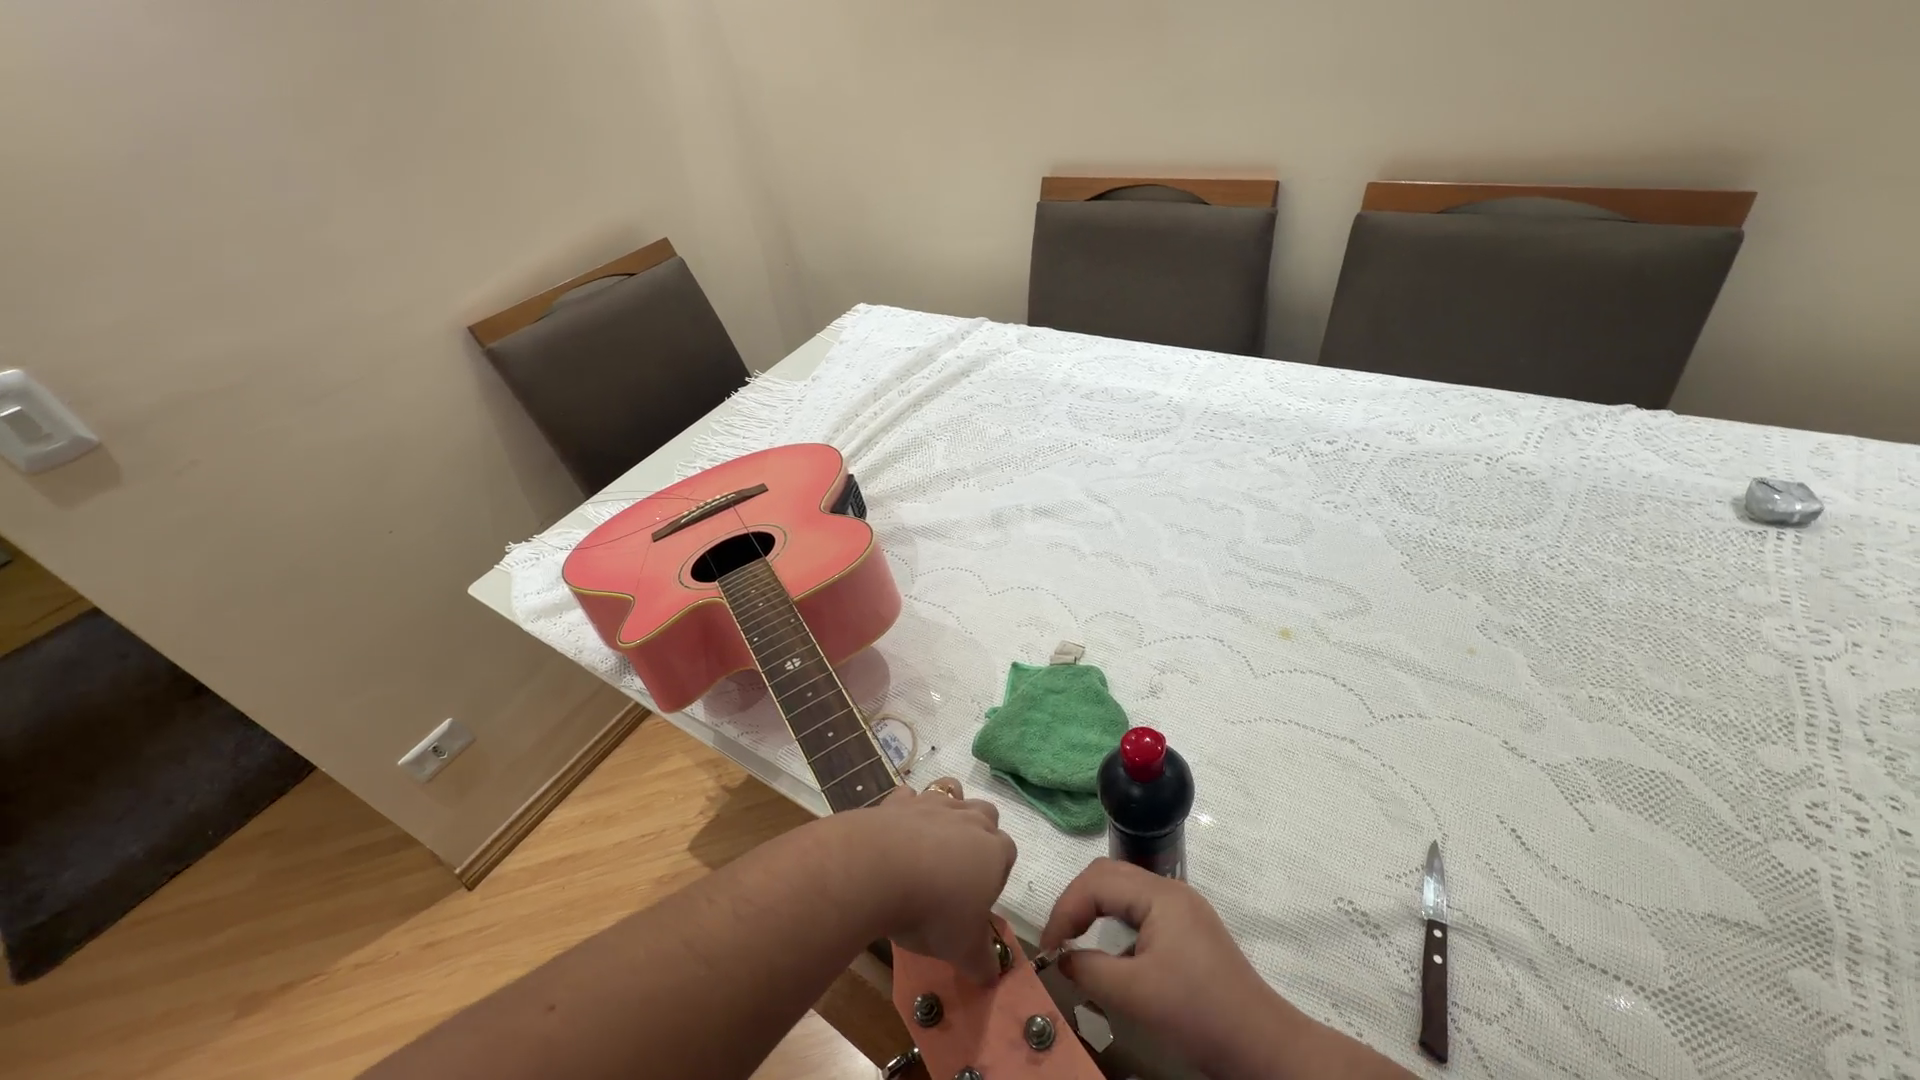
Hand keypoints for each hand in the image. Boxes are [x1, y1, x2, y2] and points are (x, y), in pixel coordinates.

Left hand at [837, 777, 1016, 983]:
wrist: (877, 870)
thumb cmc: (932, 911)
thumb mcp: (962, 949)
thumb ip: (981, 962)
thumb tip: (992, 978)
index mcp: (994, 852)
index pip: (1008, 853)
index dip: (996, 875)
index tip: (976, 901)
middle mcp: (969, 820)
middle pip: (987, 815)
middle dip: (979, 835)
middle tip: (957, 870)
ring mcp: (933, 805)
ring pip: (952, 791)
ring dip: (949, 808)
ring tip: (932, 840)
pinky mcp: (898, 801)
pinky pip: (909, 795)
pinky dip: (906, 808)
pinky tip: (897, 829)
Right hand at [1040, 858, 1305, 1079]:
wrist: (1260, 1044)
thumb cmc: (1195, 1012)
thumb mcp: (1132, 994)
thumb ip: (1087, 970)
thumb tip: (1061, 959)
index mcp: (1160, 895)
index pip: (1096, 881)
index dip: (1064, 910)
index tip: (1048, 948)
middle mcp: (1171, 891)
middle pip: (1108, 876)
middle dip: (1076, 903)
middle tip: (1058, 940)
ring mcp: (1183, 910)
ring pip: (1124, 891)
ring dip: (1094, 912)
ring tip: (1076, 944)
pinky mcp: (1188, 931)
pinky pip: (1140, 911)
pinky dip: (1114, 925)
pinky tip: (1111, 955)